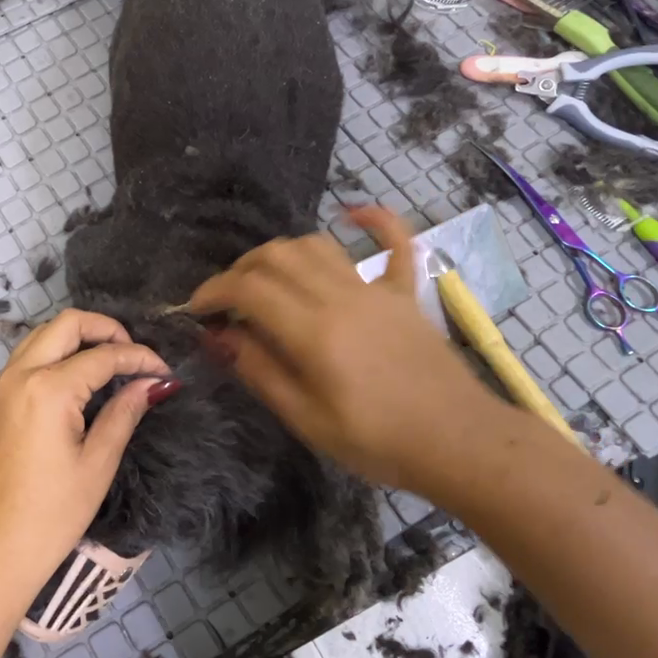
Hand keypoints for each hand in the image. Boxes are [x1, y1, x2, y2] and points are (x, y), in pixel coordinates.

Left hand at [0, 310, 174, 586]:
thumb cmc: (52, 513)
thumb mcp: (98, 463)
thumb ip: (125, 413)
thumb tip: (154, 383)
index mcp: (48, 389)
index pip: (103, 356)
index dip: (139, 359)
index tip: (165, 372)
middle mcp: (20, 374)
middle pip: (66, 324)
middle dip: (106, 329)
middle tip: (135, 354)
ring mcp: (2, 384)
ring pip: (43, 334)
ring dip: (77, 337)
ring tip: (111, 362)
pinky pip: (27, 356)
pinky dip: (56, 352)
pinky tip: (80, 376)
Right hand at [187, 206, 499, 490]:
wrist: (460, 445)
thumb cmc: (378, 442)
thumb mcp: (307, 419)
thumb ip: (260, 371)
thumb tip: (220, 337)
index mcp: (314, 331)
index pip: (248, 289)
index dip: (213, 292)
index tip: (196, 310)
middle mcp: (341, 297)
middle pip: (276, 257)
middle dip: (239, 270)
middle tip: (226, 300)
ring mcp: (377, 290)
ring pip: (316, 245)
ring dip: (281, 252)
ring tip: (265, 278)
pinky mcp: (405, 294)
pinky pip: (394, 243)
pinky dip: (374, 221)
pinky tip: (352, 212)